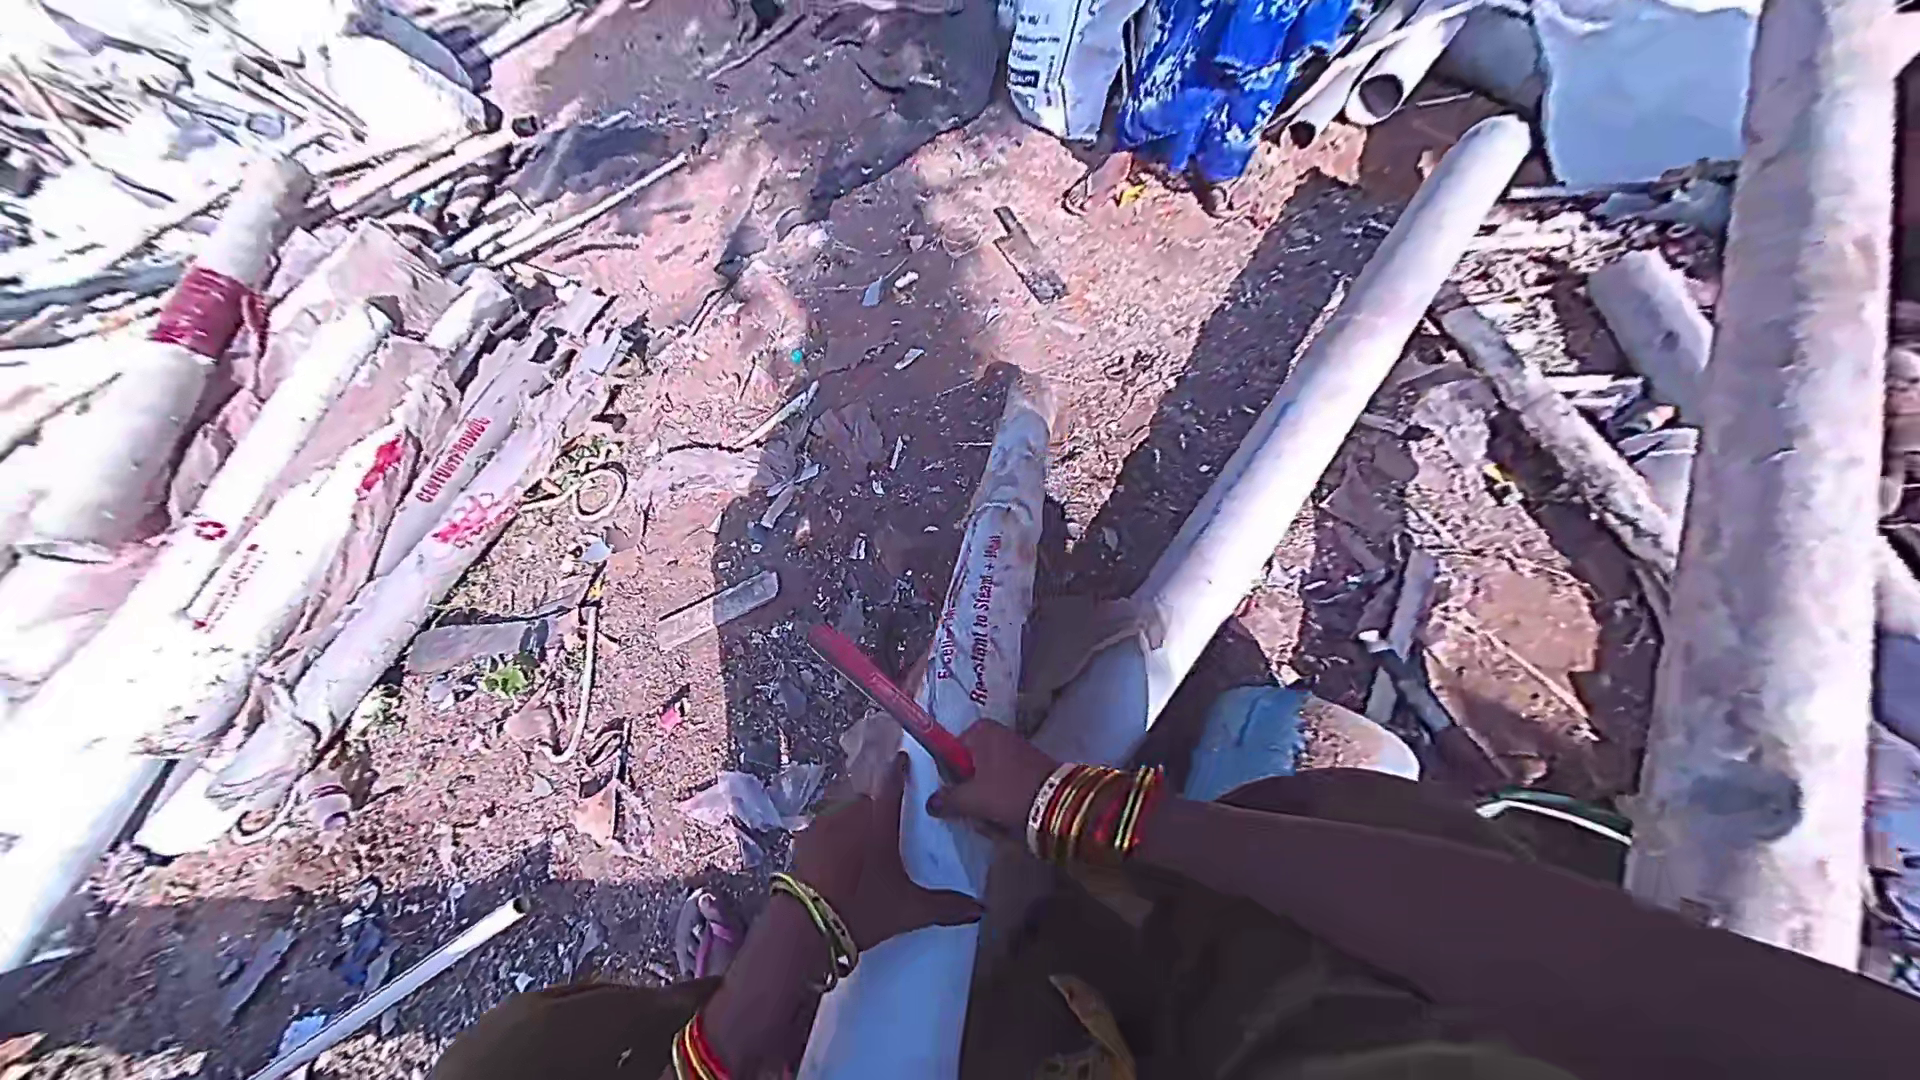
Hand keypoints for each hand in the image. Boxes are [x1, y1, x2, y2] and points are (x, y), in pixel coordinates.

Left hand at [790, 752, 981, 949]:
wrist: (807, 923)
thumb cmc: (864, 907)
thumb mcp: (909, 909)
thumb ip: (945, 905)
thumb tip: (980, 909)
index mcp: (880, 818)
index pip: (892, 780)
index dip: (899, 767)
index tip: (903, 758)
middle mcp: (853, 810)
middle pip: (868, 797)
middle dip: (876, 805)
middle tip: (884, 823)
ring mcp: (826, 820)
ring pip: (844, 808)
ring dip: (852, 818)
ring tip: (859, 840)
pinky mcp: (805, 835)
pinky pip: (824, 824)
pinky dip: (831, 833)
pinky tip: (835, 853)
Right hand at [924, 720, 1059, 833]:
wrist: (1058, 803)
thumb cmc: (1008, 792)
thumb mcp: (972, 799)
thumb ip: (947, 799)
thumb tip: (930, 803)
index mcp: (980, 730)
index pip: (949, 753)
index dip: (950, 779)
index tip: (956, 799)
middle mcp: (996, 732)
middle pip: (967, 767)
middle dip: (969, 792)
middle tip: (976, 811)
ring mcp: (1013, 747)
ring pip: (985, 778)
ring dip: (985, 800)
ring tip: (993, 818)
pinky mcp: (1027, 764)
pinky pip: (1002, 782)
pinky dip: (1001, 799)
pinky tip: (1006, 816)